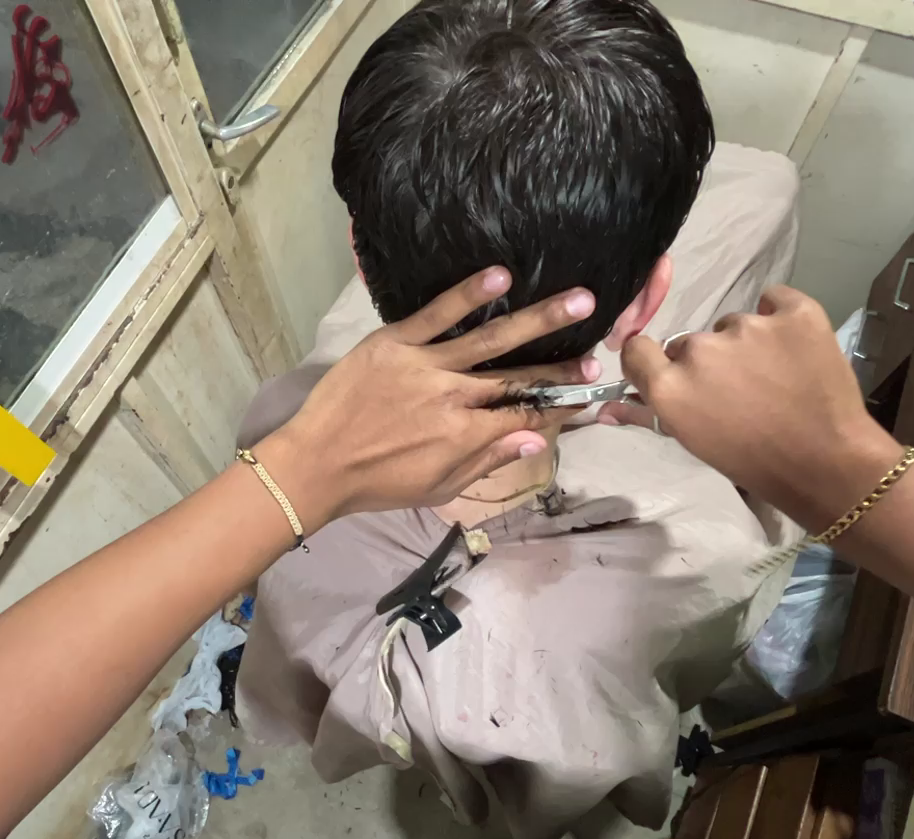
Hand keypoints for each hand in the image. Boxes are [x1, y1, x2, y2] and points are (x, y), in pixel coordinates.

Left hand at [254, 267, 594, 523]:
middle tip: (598, 352)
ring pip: (491, 340)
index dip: (559, 405)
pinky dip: (468, 294)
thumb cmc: (378, 484)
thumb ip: (488, 461)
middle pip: (519, 378)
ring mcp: (425, 365)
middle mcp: (454, 397)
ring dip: (538, 320)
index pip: (526, 416)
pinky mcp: (394, 343)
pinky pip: (436, 315)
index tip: (586, 393)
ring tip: (579, 300)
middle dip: (562, 367)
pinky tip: (501, 275)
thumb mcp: (438, 489)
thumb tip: (537, 439)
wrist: (316, 464)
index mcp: (466, 435)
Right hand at [599, 285, 902, 531]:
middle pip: (689, 343)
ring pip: (732, 325)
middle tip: (735, 391)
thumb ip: (643, 415)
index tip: (672, 375)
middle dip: (705, 362)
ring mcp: (748, 326)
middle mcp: (700, 350)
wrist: (822, 461)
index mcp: (670, 385)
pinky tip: (792, 348)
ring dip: (743, 344)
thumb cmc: (748, 459)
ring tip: (772, 376)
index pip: (637, 350)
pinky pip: (774, 300)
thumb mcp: (690, 440)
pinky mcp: (794, 311)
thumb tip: (603, 408)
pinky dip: (779, 318)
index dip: (651, 361)